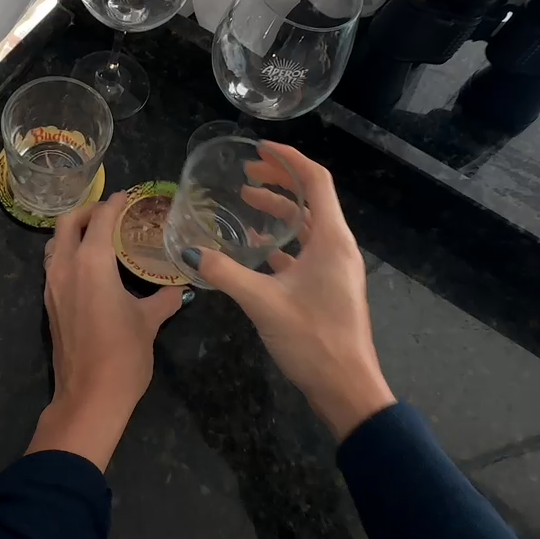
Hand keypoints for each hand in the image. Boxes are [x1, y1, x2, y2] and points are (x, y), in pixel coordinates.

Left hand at [27, 192, 185, 469]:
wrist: (88, 399)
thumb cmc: (122, 355)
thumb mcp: (149, 322)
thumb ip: (164, 298)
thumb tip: (179, 288)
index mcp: (91, 262)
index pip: (101, 218)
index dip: (115, 203)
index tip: (128, 196)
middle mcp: (65, 265)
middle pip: (68, 221)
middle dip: (88, 210)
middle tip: (111, 211)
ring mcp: (52, 284)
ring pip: (55, 241)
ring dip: (74, 230)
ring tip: (99, 234)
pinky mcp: (49, 302)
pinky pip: (54, 262)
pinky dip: (68, 251)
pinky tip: (90, 264)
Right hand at [181, 142, 394, 438]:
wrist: (348, 390)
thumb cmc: (313, 339)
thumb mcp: (262, 302)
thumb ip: (226, 273)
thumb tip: (191, 251)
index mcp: (331, 239)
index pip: (316, 180)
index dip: (289, 158)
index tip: (259, 148)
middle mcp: (338, 246)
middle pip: (311, 197)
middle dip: (280, 179)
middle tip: (247, 171)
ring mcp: (336, 267)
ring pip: (307, 224)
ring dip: (279, 209)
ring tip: (246, 201)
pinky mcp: (330, 286)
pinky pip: (306, 249)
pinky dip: (282, 239)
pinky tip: (257, 246)